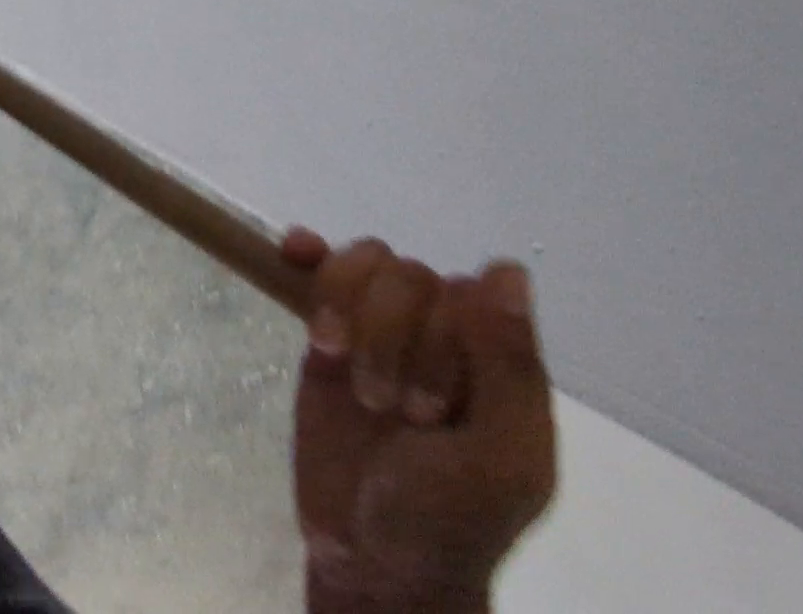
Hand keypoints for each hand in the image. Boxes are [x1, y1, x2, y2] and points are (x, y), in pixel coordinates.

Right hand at [285, 230, 556, 613]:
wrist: (370, 552)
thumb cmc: (448, 515)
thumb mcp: (499, 457)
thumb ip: (509, 366)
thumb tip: (504, 269)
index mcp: (496, 356)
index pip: (471, 290)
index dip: (445, 334)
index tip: (434, 405)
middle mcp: (441, 331)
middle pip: (409, 275)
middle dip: (390, 342)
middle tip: (390, 410)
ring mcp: (377, 330)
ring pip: (363, 265)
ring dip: (345, 310)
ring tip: (339, 365)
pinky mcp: (325, 337)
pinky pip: (318, 277)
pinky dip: (308, 255)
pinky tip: (293, 250)